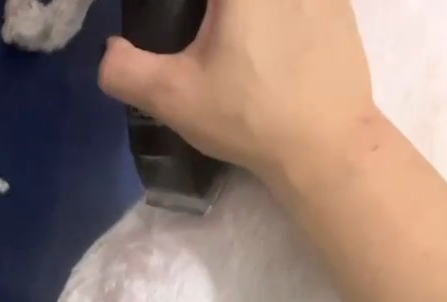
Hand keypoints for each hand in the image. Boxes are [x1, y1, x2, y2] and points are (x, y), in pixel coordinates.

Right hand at [97, 0, 377, 176]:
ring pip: (255, 5)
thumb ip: (126, 70)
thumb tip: (109, 52)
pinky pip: (290, 6)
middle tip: (188, 36)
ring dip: (233, 21)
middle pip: (218, 3)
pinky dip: (270, 20)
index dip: (169, 12)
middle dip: (201, 18)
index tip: (162, 27)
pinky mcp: (338, 2)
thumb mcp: (172, 97)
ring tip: (230, 56)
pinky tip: (265, 53)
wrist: (324, 142)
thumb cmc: (246, 115)